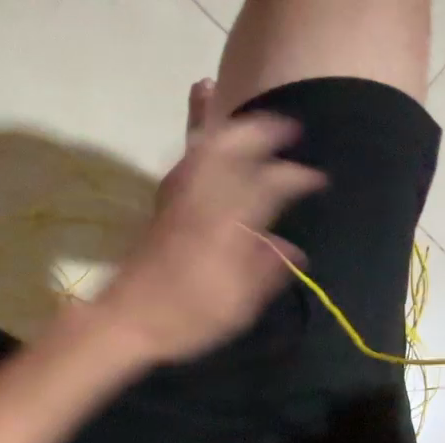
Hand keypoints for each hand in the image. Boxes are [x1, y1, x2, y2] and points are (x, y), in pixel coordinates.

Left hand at [92, 113, 324, 364]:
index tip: (319, 180)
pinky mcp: (162, 204)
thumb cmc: (186, 317)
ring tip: (248, 122)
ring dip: (232, 127)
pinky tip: (204, 140)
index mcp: (231, 220)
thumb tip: (293, 251)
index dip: (300, 178)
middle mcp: (206, 195)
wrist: (125, 319)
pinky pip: (186, 160)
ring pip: (207, 144)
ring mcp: (180, 195)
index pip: (274, 183)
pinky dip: (199, 140)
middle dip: (265, 131)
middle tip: (287, 129)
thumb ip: (268, 271)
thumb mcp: (238, 304)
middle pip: (237, 145)